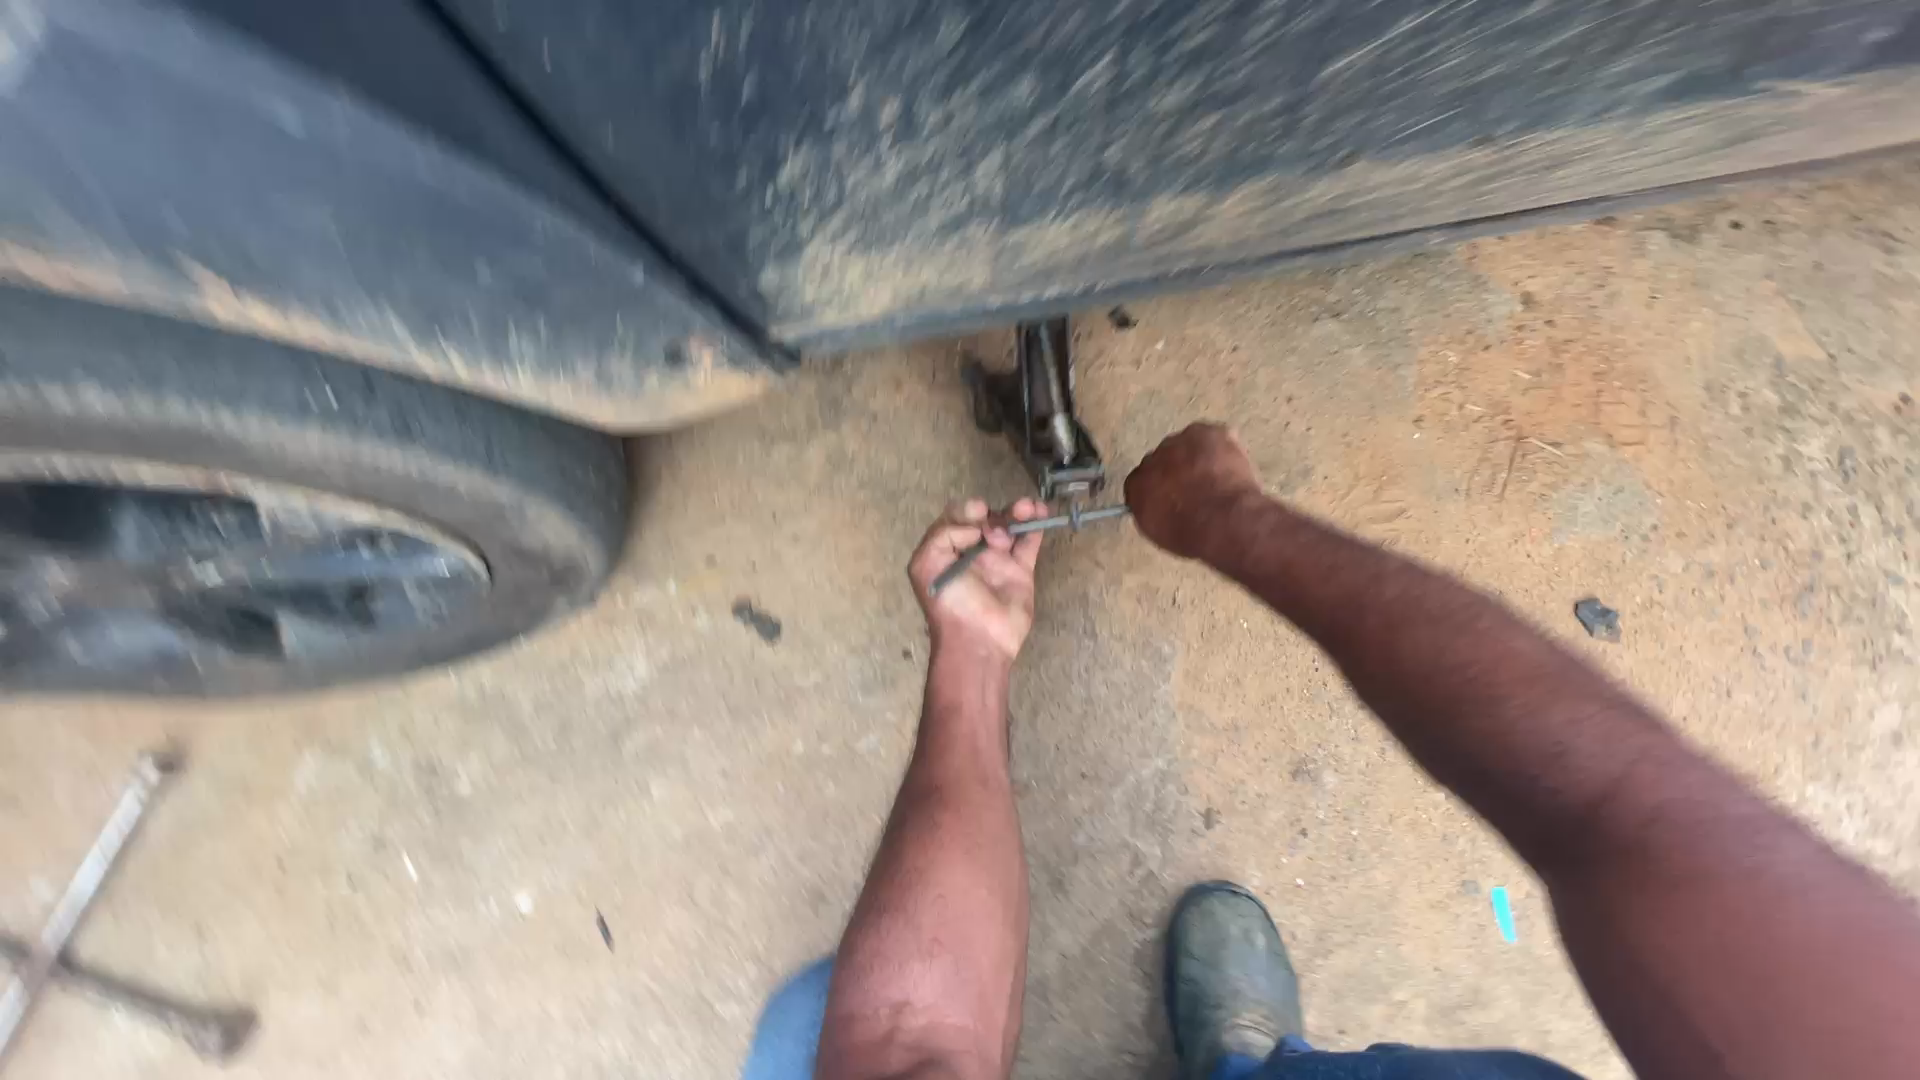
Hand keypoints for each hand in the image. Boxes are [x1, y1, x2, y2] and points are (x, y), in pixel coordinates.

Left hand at [908, 498, 1046, 660]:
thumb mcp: (926, 565)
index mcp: (946, 550)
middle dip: (993, 514)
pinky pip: (1029, 542)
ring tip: (1027, 508)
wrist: (978, 639)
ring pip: (1009, 526)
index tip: (978, 514)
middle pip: (985, 518)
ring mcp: (997, 560)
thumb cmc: (950, 603)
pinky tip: (1041, 511)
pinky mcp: (1020, 570)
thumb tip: (975, 527)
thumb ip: (943, 535)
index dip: (967, 510)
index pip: (956, 517)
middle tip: (995, 533)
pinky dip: (1036, 524)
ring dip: (1018, 511)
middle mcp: (971, 552)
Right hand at [1125, 422, 1263, 559]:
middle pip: (1164, 458)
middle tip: (1198, 488)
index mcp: (1137, 483)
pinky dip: (1223, 448)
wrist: (1221, 519)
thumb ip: (1151, 511)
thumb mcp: (1158, 533)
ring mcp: (1181, 442)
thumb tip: (1158, 507)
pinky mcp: (1209, 433)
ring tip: (1218, 478)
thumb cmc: (1190, 533)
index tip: (1173, 496)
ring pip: (1189, 445)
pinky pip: (1216, 437)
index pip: (1142, 480)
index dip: (1160, 487)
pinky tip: (1231, 468)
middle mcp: (1153, 457)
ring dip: (1200, 457)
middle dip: (1179, 469)